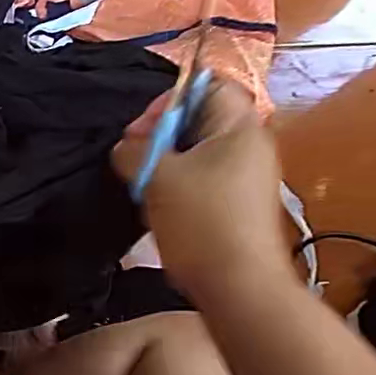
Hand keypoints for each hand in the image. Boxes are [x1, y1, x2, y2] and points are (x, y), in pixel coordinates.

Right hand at [111, 79, 290, 303]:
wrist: (239, 289)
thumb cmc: (203, 224)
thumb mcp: (159, 179)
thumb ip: (134, 152)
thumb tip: (125, 147)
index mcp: (240, 128)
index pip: (207, 85)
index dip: (169, 99)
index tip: (142, 130)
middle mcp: (250, 148)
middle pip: (199, 122)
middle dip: (161, 139)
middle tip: (136, 162)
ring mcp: (248, 180)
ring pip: (197, 157)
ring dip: (166, 169)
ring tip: (146, 190)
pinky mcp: (239, 209)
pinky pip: (204, 184)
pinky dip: (179, 191)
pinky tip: (162, 213)